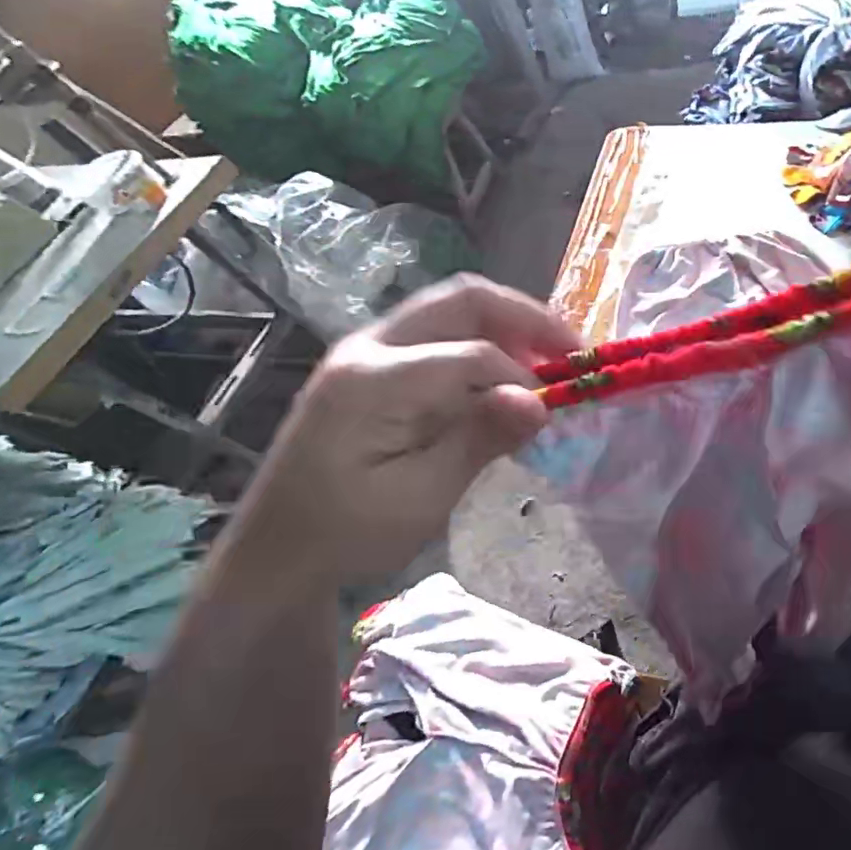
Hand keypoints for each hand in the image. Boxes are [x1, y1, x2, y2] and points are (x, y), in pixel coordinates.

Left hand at [230, 275, 579, 580]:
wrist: (278, 550)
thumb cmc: (349, 532)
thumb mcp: (422, 497)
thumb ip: (479, 440)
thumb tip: (540, 401)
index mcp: (373, 381)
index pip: (472, 355)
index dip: (523, 379)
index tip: (555, 413)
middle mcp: (368, 346)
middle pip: (463, 300)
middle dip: (527, 318)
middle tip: (571, 352)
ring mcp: (368, 349)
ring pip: (453, 307)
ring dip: (508, 325)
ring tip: (547, 360)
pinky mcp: (375, 364)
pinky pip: (440, 332)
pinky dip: (485, 342)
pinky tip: (506, 375)